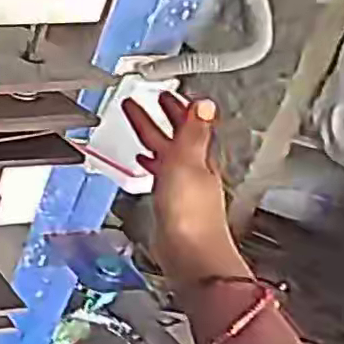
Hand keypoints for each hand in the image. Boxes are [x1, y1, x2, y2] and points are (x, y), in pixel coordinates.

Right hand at [121, 93, 247, 281]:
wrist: (188, 251)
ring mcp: (181, 185)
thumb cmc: (190, 211)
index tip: (165, 93)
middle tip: (148, 102)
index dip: (177, 108)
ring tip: (138, 127)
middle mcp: (193, 169)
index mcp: (199, 158)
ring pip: (165, 152)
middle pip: (175, 136)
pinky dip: (149, 162)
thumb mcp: (187, 162)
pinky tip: (142, 163)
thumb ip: (193, 133)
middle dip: (162, 118)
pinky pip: (158, 172)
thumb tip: (205, 104)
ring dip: (153, 137)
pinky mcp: (168, 200)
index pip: (188, 124)